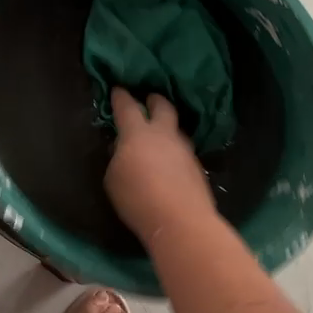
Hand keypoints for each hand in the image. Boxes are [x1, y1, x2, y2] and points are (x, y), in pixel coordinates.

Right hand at [104, 88, 216, 244]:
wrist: (181, 222)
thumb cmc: (138, 198)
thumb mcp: (113, 178)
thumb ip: (116, 159)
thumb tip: (122, 150)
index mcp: (137, 133)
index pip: (127, 107)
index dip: (121, 96)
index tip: (118, 89)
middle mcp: (164, 135)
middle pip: (163, 107)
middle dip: (154, 100)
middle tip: (149, 100)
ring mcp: (185, 151)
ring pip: (177, 131)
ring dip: (168, 129)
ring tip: (160, 138)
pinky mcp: (198, 170)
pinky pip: (184, 153)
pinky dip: (175, 153)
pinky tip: (170, 166)